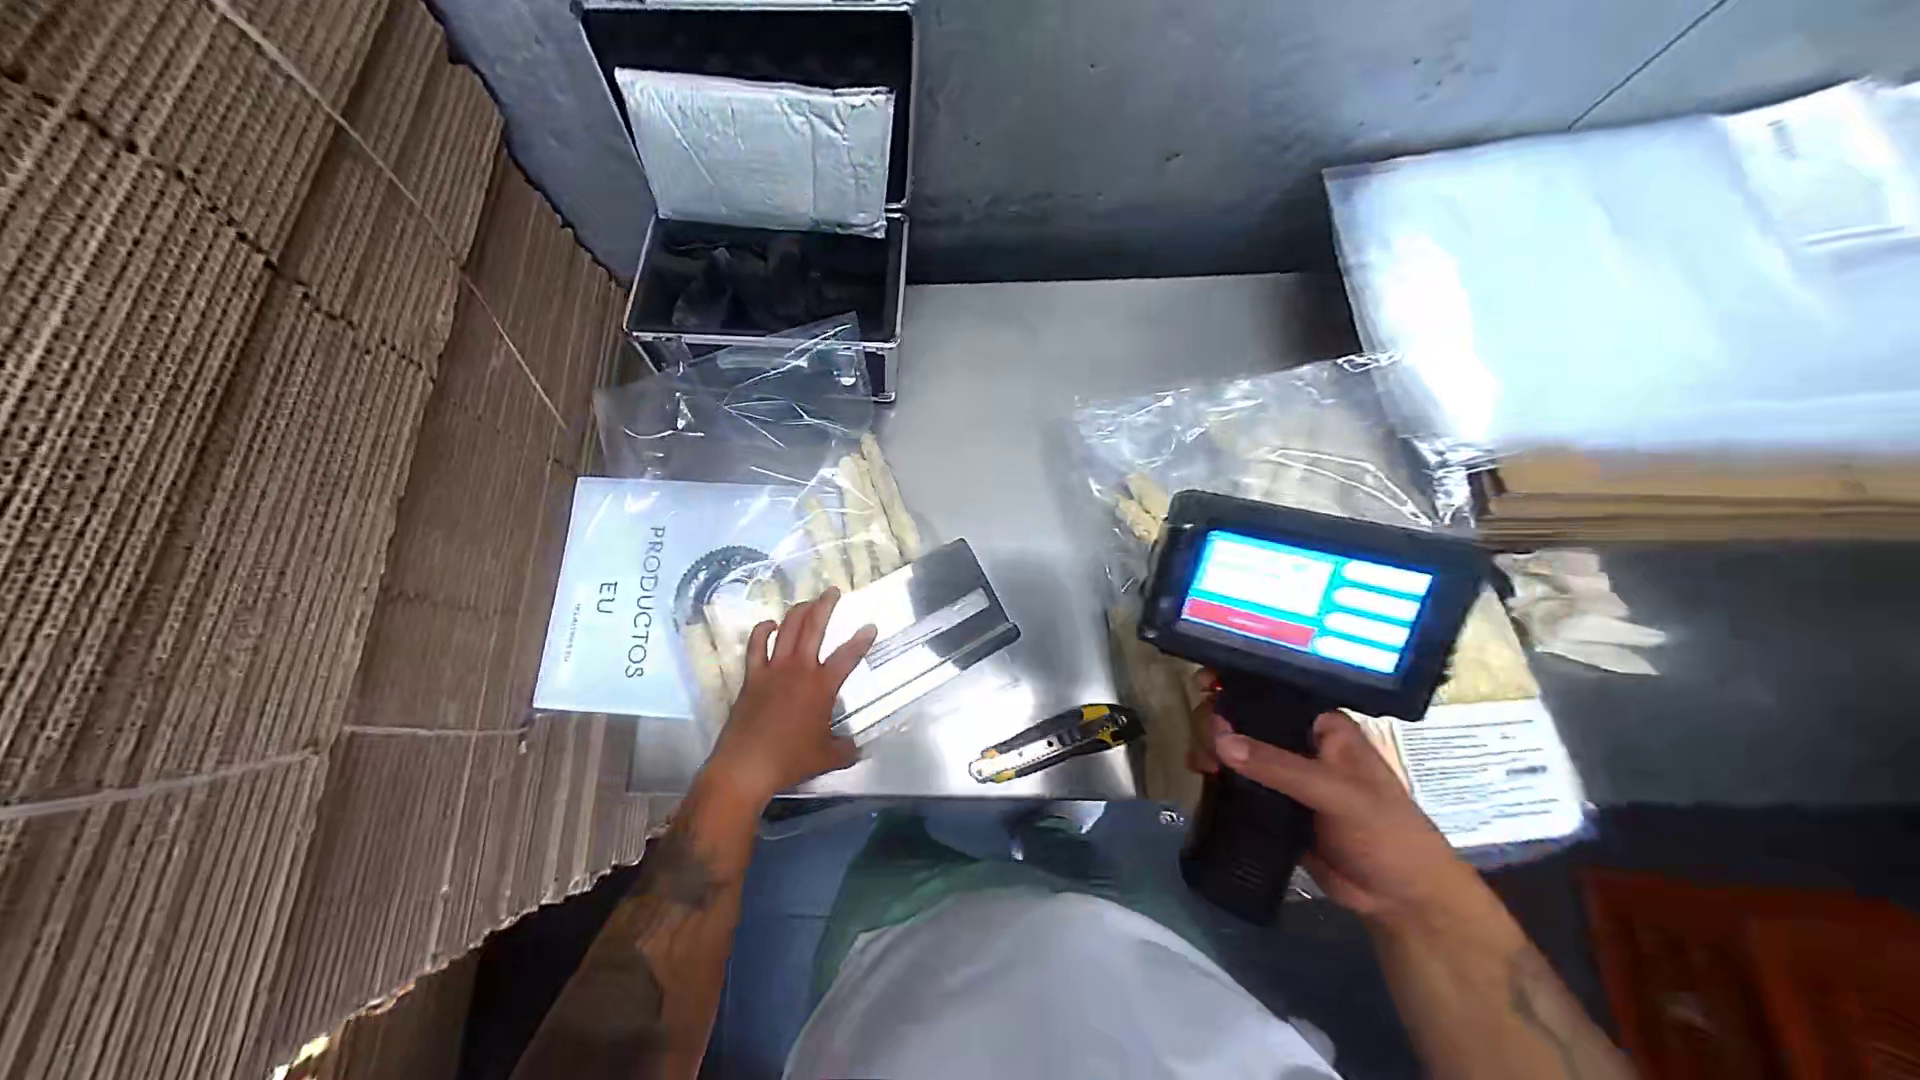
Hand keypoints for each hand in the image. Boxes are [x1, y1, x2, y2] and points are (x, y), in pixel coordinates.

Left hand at [702, 588, 876, 807]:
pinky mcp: (752, 677)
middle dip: (826, 605)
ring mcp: (772, 669)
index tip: (870, 627)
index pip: (848, 656)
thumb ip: (845, 749)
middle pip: (814, 626)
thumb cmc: (790, 760)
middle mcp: (798, 669)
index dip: (862, 640)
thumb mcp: (827, 758)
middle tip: (832, 592)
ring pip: (787, 629)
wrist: (746, 765)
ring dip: (799, 612)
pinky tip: (769, 624)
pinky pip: (756, 646)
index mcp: (821, 685)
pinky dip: (763, 631)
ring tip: (808, 603)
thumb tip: (855, 748)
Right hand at [1190, 682, 1477, 927]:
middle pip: (1246, 718)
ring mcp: (1283, 774)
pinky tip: (1200, 774)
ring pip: (1236, 748)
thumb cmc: (1386, 833)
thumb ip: (1278, 766)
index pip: (1275, 693)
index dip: (1239, 683)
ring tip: (1201, 763)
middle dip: (1217, 721)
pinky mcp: (1270, 804)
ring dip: (1211, 748)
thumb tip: (1220, 740)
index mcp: (1322, 726)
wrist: (1400, 900)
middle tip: (1205, 741)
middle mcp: (1299, 743)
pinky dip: (1215, 775)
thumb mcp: (1337, 794)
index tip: (1206, 684)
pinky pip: (1235, 781)